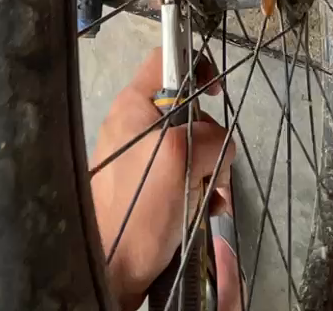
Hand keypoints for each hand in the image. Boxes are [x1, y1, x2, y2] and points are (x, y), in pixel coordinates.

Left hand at [91, 48, 234, 308]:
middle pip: (188, 109)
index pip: (166, 60)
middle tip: (215, 167)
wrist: (113, 272)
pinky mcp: (147, 186)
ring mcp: (140, 157)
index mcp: (133, 105)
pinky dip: (200, 188)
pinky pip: (184, 173)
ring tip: (212, 199)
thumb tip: (219, 146)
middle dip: (211, 139)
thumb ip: (212, 136)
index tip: (216, 92)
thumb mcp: (183, 156)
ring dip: (210, 169)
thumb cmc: (142, 206)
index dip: (196, 66)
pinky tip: (207, 209)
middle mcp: (134, 124)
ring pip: (191, 145)